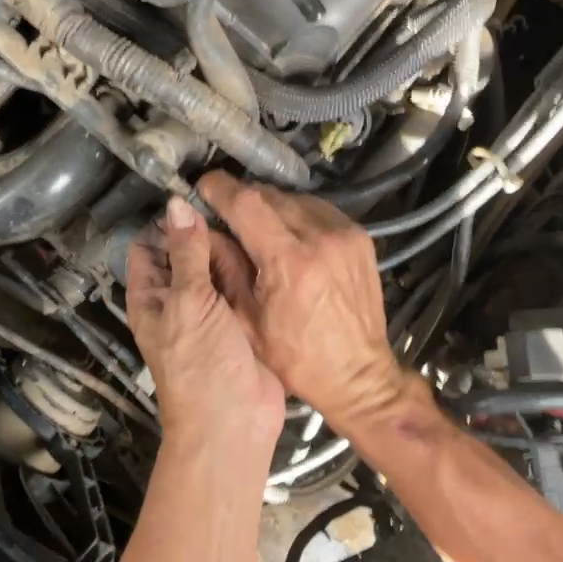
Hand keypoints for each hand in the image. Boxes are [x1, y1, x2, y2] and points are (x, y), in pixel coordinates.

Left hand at [126, 195, 285, 448]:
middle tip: (234, 222)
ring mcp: (212, 312)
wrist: (235, 422)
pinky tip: (271, 258)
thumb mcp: (190, 301)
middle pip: (190, 253)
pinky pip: (245, 289)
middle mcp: (178, 300)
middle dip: (209, 238)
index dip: (167, 222)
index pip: (149, 246)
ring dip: (235, 257)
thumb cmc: (200, 365)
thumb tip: (176, 204)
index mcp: (151, 296)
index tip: (197, 197)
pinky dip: (254, 276)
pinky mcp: (242, 323)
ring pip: (221, 267)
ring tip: (254, 242)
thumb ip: (187, 252)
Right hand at [196, 170, 412, 431]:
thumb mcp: (246, 321)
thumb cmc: (297, 359)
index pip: (247, 203)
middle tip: (224, 212)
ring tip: (256, 227)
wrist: (358, 375)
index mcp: (289, 262)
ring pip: (295, 198)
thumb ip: (223, 269)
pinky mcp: (360, 238)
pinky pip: (318, 210)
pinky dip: (296, 215)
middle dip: (242, 198)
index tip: (203, 186)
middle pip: (270, 195)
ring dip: (270, 206)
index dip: (220, 189)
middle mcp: (321, 239)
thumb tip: (202, 231)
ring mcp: (345, 235)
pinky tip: (287, 236)